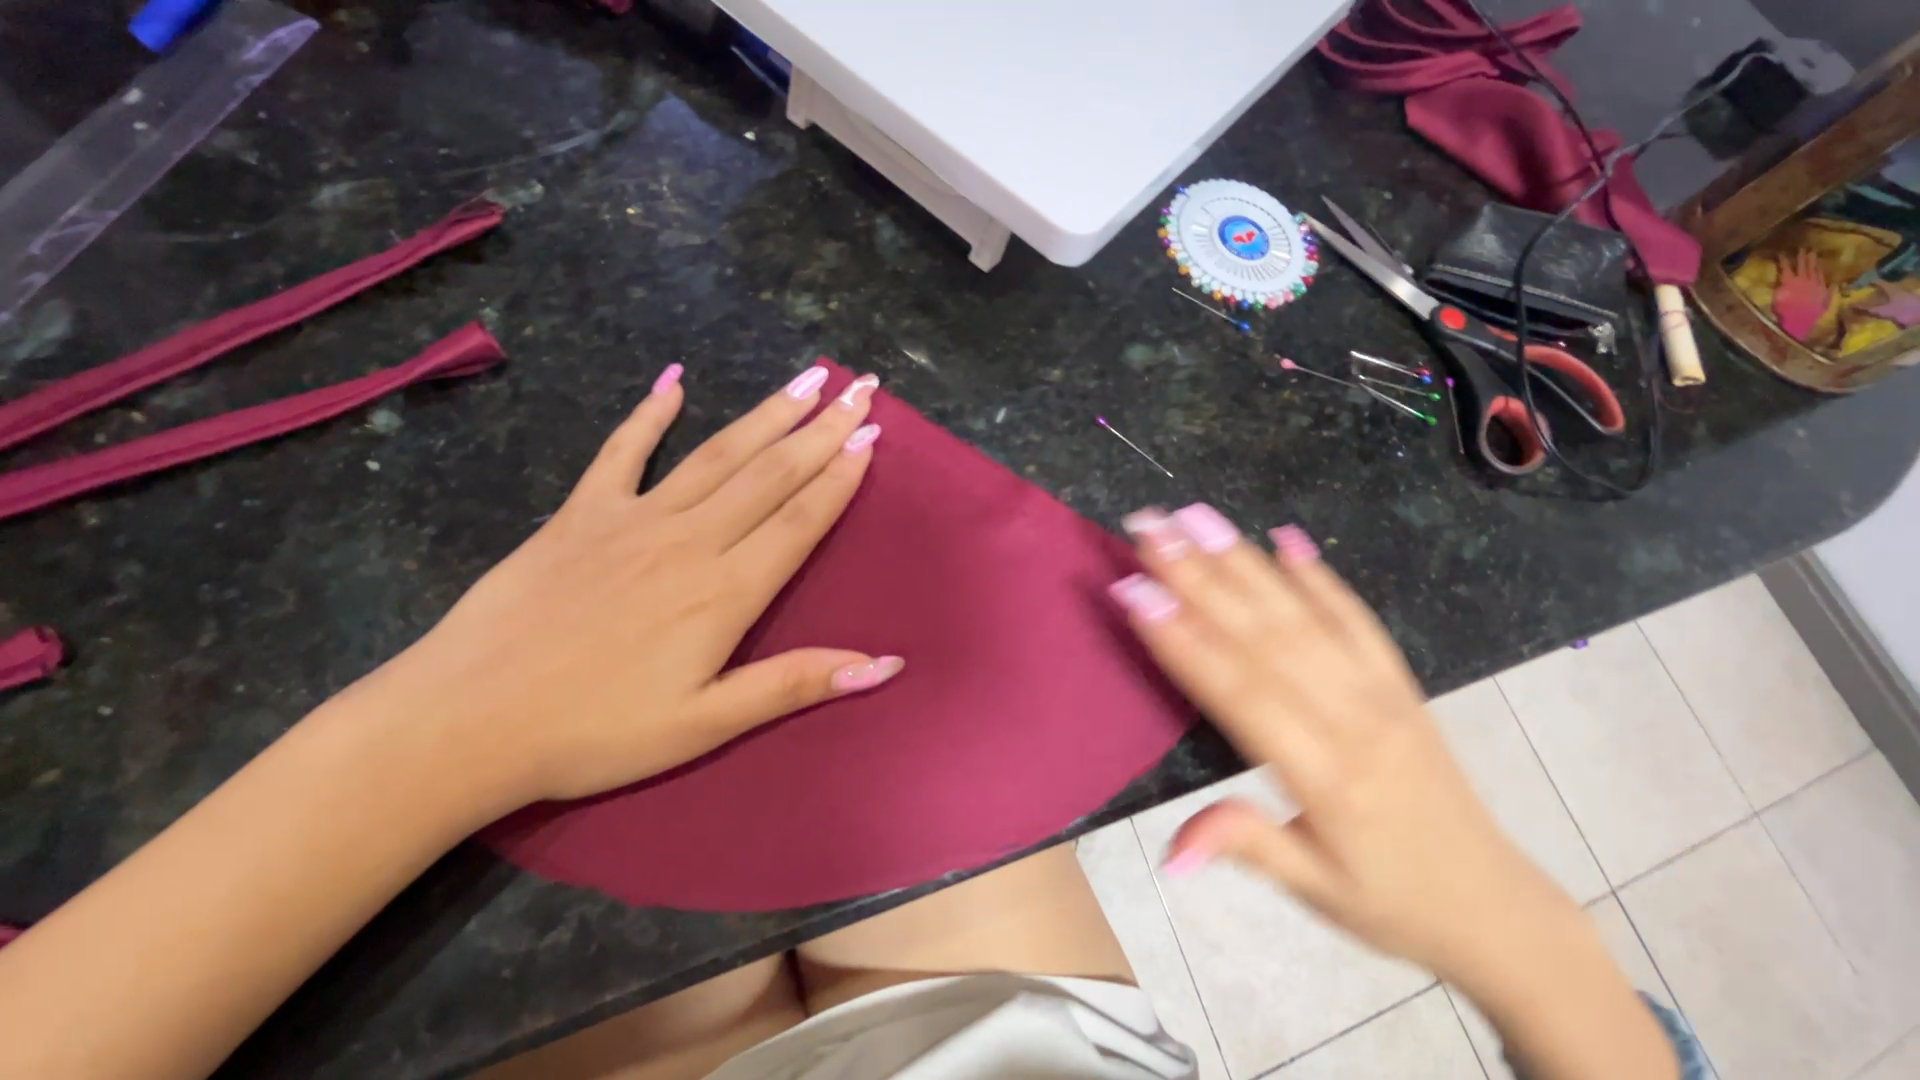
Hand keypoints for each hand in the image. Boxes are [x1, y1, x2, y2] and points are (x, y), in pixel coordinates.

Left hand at [355, 362, 902, 807]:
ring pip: (716, 454)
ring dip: (766, 413)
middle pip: (769, 474)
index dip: (840, 477)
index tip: (872, 435)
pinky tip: (674, 381)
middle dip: (821, 429)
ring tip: (806, 378)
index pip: (799, 520)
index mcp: (725, 593)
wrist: (469, 720)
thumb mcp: (705, 724)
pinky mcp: (579, 514)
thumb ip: (794, 684)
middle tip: (861, 387)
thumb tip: (886, 664)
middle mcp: (689, 541)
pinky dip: (649, 414)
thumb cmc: (595, 733)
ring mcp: (632, 519)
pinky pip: (622, 452)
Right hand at [1108, 505, 1572, 980]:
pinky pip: (1359, 621)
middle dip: (1201, 576)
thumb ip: (1246, 847)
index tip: (1136, 589)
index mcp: (1327, 775)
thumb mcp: (1316, 891)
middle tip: (1151, 526)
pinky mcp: (1403, 685)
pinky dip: (1321, 578)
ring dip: (1247, 562)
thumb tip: (1167, 853)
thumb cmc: (1392, 903)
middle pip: (1267, 636)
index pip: (1242, 691)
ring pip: (1306, 617)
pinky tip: (1287, 540)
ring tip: (1198, 517)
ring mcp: (1384, 694)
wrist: (1497, 908)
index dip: (1184, 639)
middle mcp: (1355, 719)